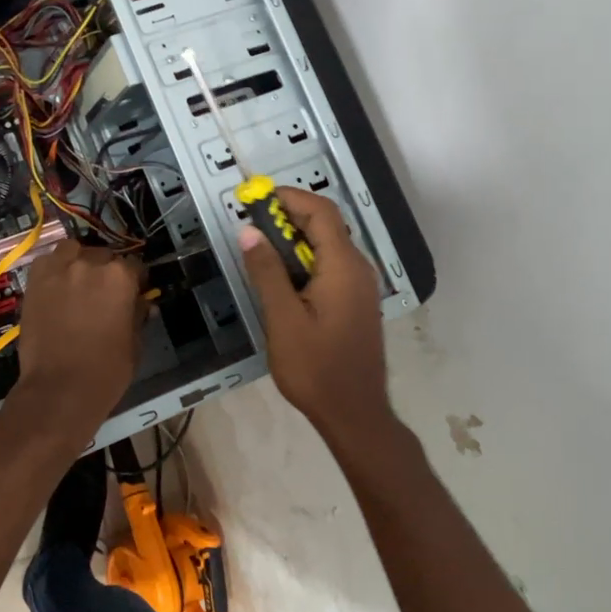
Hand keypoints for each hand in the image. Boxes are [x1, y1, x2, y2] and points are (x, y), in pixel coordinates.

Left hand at [10, 240, 147, 428]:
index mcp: (120, 277)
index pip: (134, 265)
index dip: (135, 280)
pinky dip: (53, 268)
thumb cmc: (105, 371)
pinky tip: (55, 287)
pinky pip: (47, 261)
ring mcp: (58, 268)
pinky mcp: (34, 280)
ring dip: (78, 261)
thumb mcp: (134, 344)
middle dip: (106, 270)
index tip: (134, 292)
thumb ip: (138, 316)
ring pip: (72, 250)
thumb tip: (143, 303)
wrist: (58, 388)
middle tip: (103, 293)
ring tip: (77, 282)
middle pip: (103, 255)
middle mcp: (90, 264)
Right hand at [238, 187, 389, 428]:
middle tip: (250, 226)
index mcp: (343, 267)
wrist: (354, 414)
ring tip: (259, 251)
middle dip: (287, 216)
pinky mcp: (356, 302)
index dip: (288, 197)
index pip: (321, 212)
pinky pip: (330, 265)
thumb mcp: (283, 319)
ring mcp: (360, 287)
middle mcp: (358, 269)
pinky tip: (281, 278)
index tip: (254, 199)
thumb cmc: (316, 369)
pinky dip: (305, 259)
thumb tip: (250, 231)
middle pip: (326, 225)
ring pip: (328, 245)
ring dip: (294, 239)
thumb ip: (267, 272)